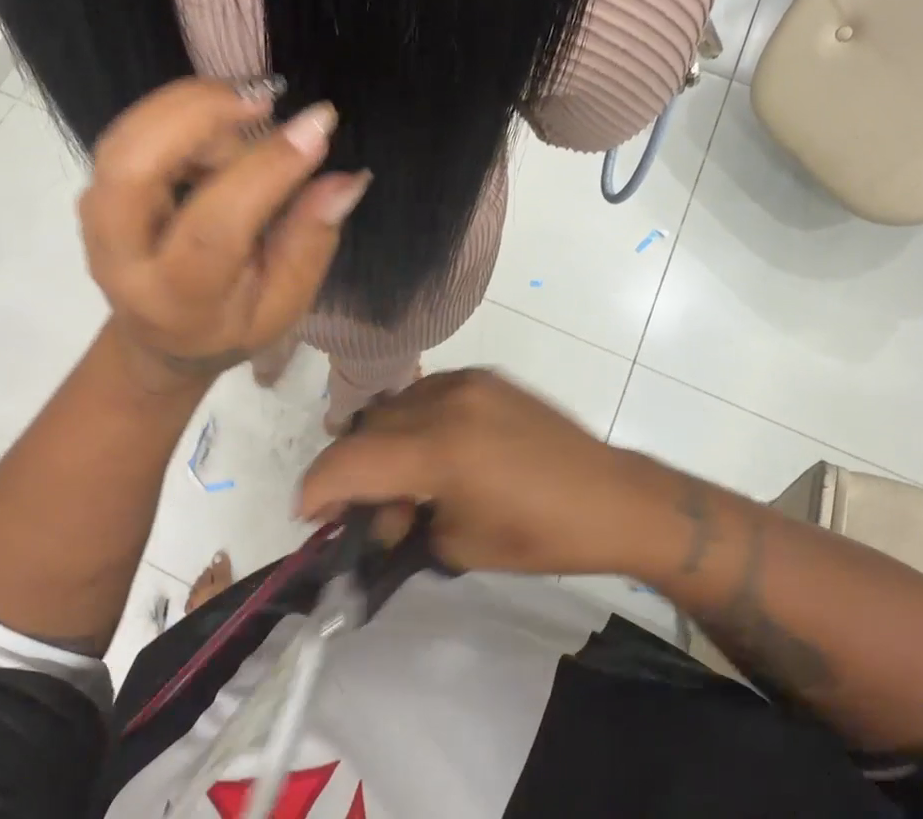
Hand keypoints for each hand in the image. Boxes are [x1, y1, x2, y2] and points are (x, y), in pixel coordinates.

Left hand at [78, 78, 370, 393]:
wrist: (161, 340)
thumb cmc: (231, 325)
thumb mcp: (283, 303)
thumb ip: (310, 242)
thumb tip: (346, 179)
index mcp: (178, 300)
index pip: (213, 226)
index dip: (266, 169)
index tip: (316, 127)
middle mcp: (121, 260)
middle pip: (133, 170)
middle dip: (196, 117)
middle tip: (262, 101)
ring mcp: (95, 223)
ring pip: (124, 141)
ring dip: (189, 109)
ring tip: (248, 112)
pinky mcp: (94, 193)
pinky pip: (127, 134)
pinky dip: (175, 113)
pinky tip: (220, 120)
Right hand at [297, 370, 664, 575]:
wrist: (613, 499)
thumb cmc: (540, 536)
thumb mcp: (457, 545)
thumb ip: (401, 524)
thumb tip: (375, 514)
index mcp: (439, 451)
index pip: (350, 461)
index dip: (317, 489)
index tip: (308, 514)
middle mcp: (444, 403)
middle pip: (364, 430)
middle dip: (349, 472)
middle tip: (363, 511)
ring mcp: (465, 382)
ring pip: (390, 406)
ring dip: (379, 444)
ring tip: (400, 482)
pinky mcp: (483, 376)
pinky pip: (422, 395)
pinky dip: (410, 423)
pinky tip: (431, 452)